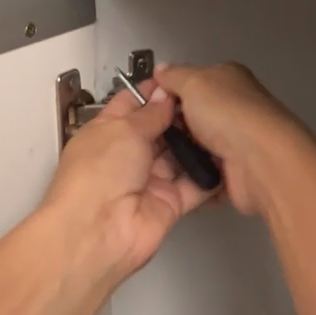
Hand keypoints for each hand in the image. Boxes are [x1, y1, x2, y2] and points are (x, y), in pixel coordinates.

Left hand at [42, 80, 211, 280]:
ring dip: (196, 144)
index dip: (154, 91)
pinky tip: (223, 160)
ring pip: (179, 156)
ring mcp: (147, 181)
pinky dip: (208, 176)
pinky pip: (194, 186)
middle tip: (203, 104)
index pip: (132, 104)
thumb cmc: (92, 180)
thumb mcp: (124, 129)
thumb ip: (151, 113)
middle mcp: (126, 156)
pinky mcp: (167, 203)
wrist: (97, 233)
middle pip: (159, 130)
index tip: (176, 81)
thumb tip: (164, 97)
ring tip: (216, 126)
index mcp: (107, 132)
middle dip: (180, 117)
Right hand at [152, 63, 315, 217]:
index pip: (191, 80)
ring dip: (178, 153)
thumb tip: (160, 68)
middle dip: (170, 125)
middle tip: (148, 134)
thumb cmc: (227, 113)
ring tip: (154, 158)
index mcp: (227, 79)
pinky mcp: (232, 172)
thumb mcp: (194, 81)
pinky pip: (202, 172)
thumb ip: (174, 75)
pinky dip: (190, 175)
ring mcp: (234, 141)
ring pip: (194, 146)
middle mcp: (233, 108)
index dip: (168, 90)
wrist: (260, 161)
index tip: (146, 103)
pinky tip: (172, 177)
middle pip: (190, 115)